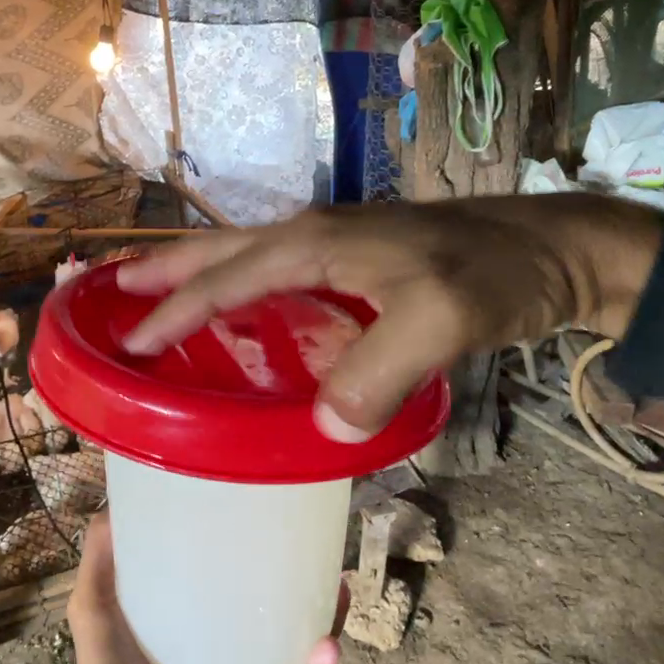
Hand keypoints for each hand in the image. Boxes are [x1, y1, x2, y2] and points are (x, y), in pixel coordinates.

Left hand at [70, 514, 341, 663]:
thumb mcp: (97, 641)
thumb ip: (97, 586)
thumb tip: (108, 513)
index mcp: (182, 634)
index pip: (216, 586)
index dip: (238, 553)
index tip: (256, 512)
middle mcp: (219, 661)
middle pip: (265, 616)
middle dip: (294, 584)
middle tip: (313, 550)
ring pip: (294, 654)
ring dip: (321, 622)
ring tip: (336, 587)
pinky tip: (327, 650)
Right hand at [118, 194, 663, 440]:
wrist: (551, 250)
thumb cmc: (491, 274)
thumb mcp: (440, 320)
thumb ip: (377, 370)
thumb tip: (323, 428)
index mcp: (316, 242)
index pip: (229, 277)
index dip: (178, 310)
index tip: (130, 342)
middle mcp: (314, 235)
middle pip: (223, 249)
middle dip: (166, 269)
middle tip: (113, 290)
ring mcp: (336, 246)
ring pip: (248, 256)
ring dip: (200, 273)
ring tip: (157, 294)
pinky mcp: (357, 264)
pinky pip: (279, 275)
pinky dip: (244, 291)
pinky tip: (247, 320)